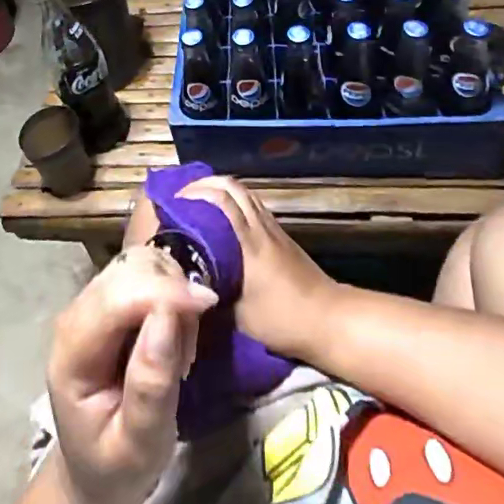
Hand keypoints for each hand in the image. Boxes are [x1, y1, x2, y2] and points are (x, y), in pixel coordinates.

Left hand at [45, 245, 218, 503]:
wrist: (97, 467)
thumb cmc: (116, 462)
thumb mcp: (138, 444)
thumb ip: (150, 386)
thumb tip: (166, 318)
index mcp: (72, 352)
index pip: (117, 297)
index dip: (164, 291)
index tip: (207, 305)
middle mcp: (77, 314)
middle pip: (130, 268)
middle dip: (172, 294)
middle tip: (187, 353)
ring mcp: (92, 300)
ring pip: (141, 261)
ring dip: (174, 291)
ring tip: (179, 348)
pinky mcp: (112, 296)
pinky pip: (148, 270)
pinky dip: (172, 290)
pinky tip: (174, 332)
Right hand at [178, 175, 338, 360]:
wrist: (329, 319)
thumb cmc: (282, 319)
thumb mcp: (238, 316)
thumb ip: (212, 295)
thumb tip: (187, 285)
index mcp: (247, 243)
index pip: (221, 201)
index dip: (196, 194)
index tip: (174, 202)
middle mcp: (260, 228)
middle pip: (234, 187)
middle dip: (206, 184)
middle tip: (183, 196)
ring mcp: (274, 230)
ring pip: (246, 194)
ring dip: (222, 189)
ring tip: (200, 201)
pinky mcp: (282, 236)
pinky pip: (255, 206)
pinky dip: (236, 201)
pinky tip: (225, 217)